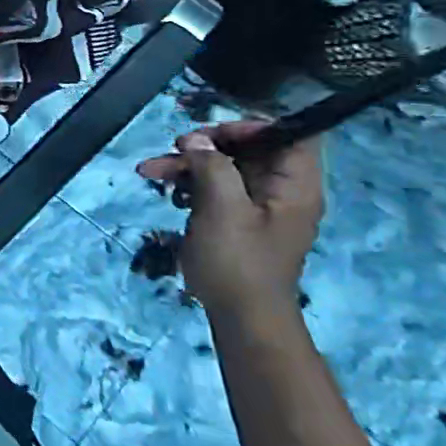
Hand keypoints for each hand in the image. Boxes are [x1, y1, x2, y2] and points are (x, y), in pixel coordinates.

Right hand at [137, 121, 323, 319]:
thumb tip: (196, 141)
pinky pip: (216, 187)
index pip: (289, 135)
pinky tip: (163, 186)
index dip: (255, 126)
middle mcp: (281, 191)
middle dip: (209, 144)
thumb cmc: (238, 261)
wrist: (241, 319)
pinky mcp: (237, 219)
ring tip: (151, 169)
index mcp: (294, 187)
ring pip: (226, 166)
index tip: (215, 134)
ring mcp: (259, 206)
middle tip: (176, 146)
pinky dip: (190, 182)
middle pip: (250, 148)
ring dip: (188, 163)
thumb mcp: (222, 208)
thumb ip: (212, 166)